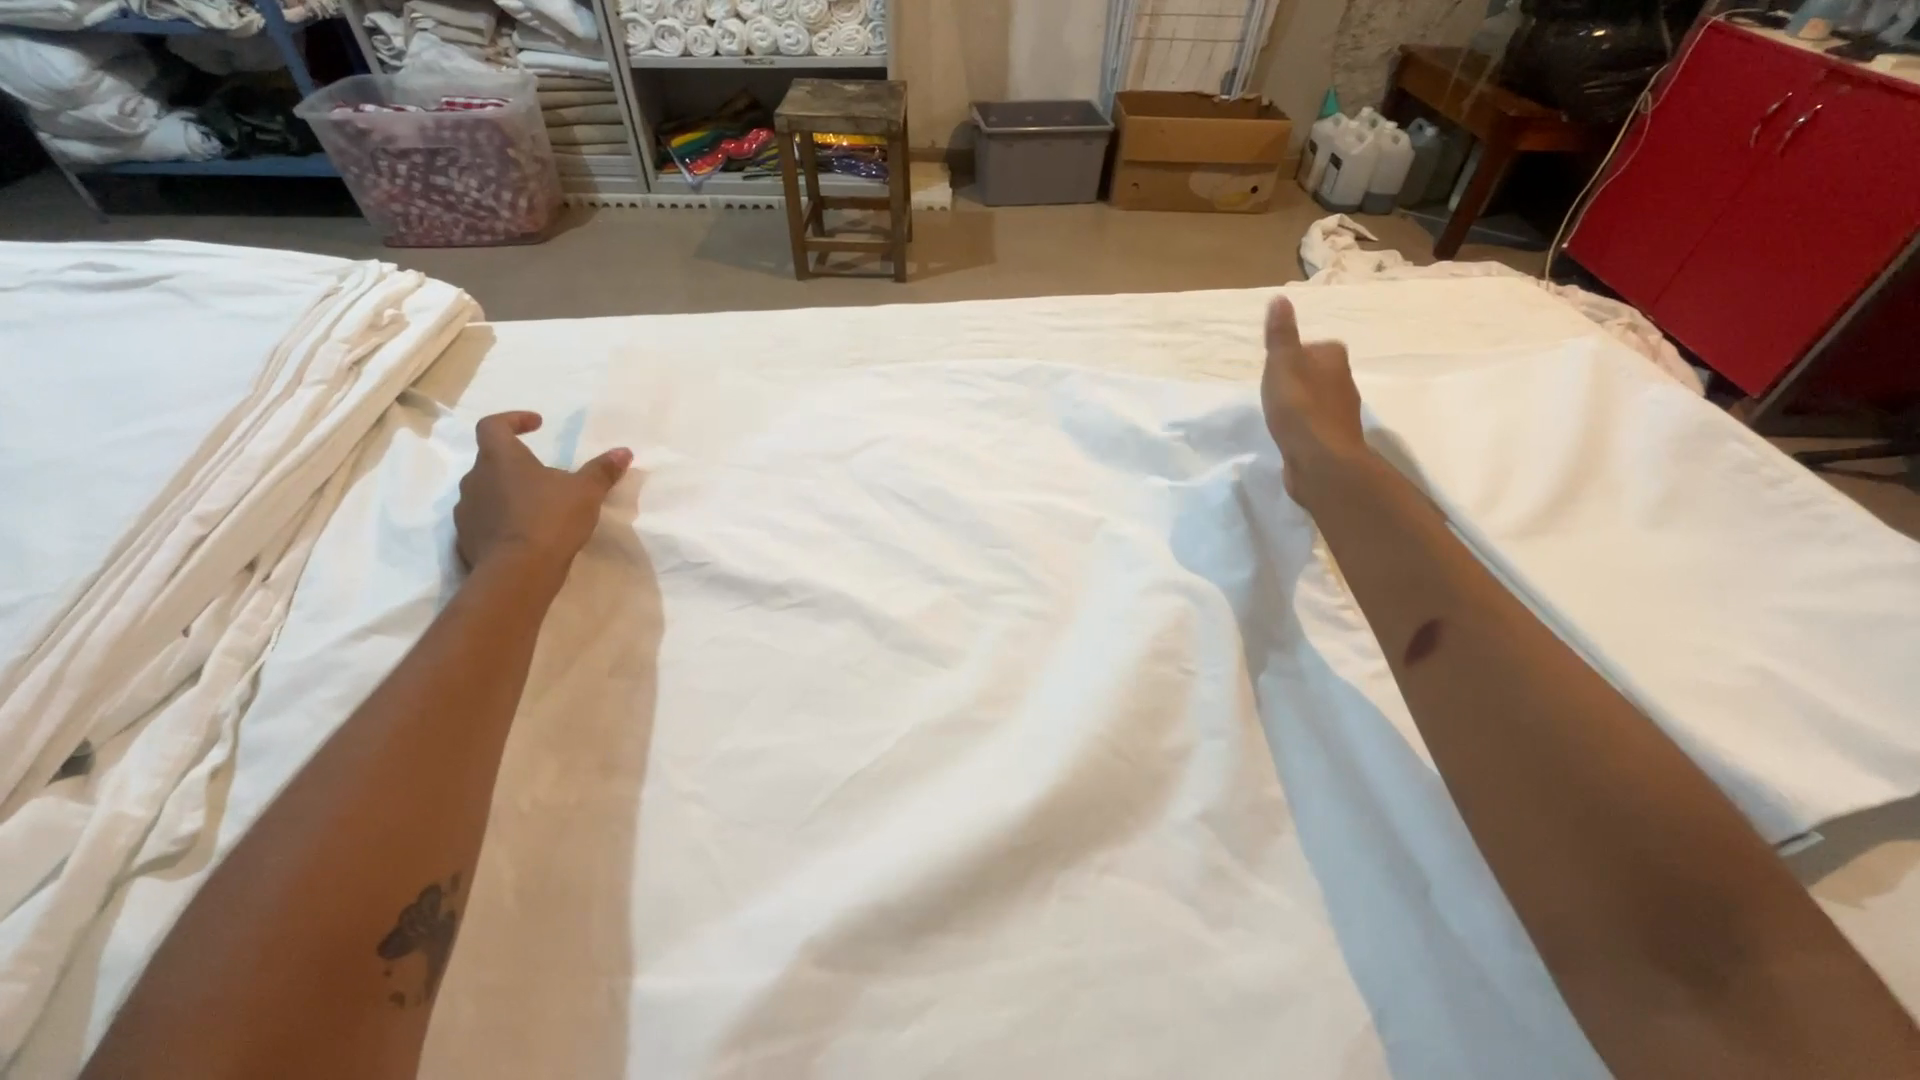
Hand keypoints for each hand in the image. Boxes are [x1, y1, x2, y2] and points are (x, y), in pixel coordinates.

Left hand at [454, 411, 631, 576]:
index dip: (513, 420)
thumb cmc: (551, 519)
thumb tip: (623, 452)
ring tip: (537, 506)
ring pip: (486, 491)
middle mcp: (475, 478)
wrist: (518, 571)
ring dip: (508, 492)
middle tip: (544, 474)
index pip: (493, 425)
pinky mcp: (466, 538)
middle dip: (516, 463)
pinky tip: (524, 532)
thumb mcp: (586, 492)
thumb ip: (602, 470)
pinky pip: (483, 520)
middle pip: (491, 460)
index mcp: (500, 458)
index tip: (537, 424)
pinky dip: (501, 520)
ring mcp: (466, 509)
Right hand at [1259, 296, 1366, 505]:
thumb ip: (1281, 334)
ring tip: (1278, 412)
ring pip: (1318, 400)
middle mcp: (1345, 383)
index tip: (1277, 364)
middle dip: (1300, 378)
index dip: (1298, 353)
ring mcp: (1341, 414)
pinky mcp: (1334, 440)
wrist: (1321, 461)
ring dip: (1302, 404)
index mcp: (1335, 359)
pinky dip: (1304, 427)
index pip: (1318, 346)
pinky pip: (1316, 425)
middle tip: (1274, 388)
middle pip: (1319, 373)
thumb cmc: (1300, 407)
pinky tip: (1289, 434)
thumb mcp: (1282, 364)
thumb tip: (1281, 298)